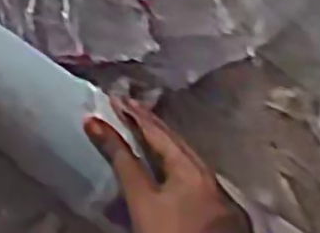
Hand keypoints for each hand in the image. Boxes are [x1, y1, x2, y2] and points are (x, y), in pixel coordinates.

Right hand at [87, 97, 249, 232]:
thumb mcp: (139, 198)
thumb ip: (119, 157)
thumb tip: (92, 121)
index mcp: (195, 172)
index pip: (160, 133)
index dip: (135, 115)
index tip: (114, 98)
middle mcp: (215, 183)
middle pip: (179, 146)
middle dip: (152, 126)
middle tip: (128, 108)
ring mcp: (226, 206)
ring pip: (191, 164)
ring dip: (166, 146)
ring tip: (144, 132)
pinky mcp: (228, 224)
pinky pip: (198, 183)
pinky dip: (178, 168)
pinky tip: (169, 168)